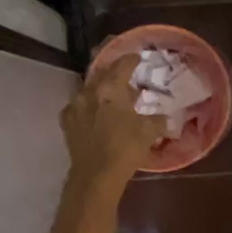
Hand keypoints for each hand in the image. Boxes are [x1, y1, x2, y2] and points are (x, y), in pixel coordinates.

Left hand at [61, 55, 162, 180]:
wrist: (96, 174)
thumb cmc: (126, 148)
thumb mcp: (148, 132)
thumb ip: (158, 120)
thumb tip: (165, 118)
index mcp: (110, 88)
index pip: (122, 65)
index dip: (131, 60)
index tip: (138, 58)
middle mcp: (89, 91)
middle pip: (102, 74)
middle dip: (114, 74)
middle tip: (126, 78)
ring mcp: (75, 106)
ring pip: (89, 90)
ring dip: (101, 90)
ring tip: (112, 98)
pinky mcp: (67, 122)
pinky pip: (78, 106)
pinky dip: (88, 106)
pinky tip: (94, 113)